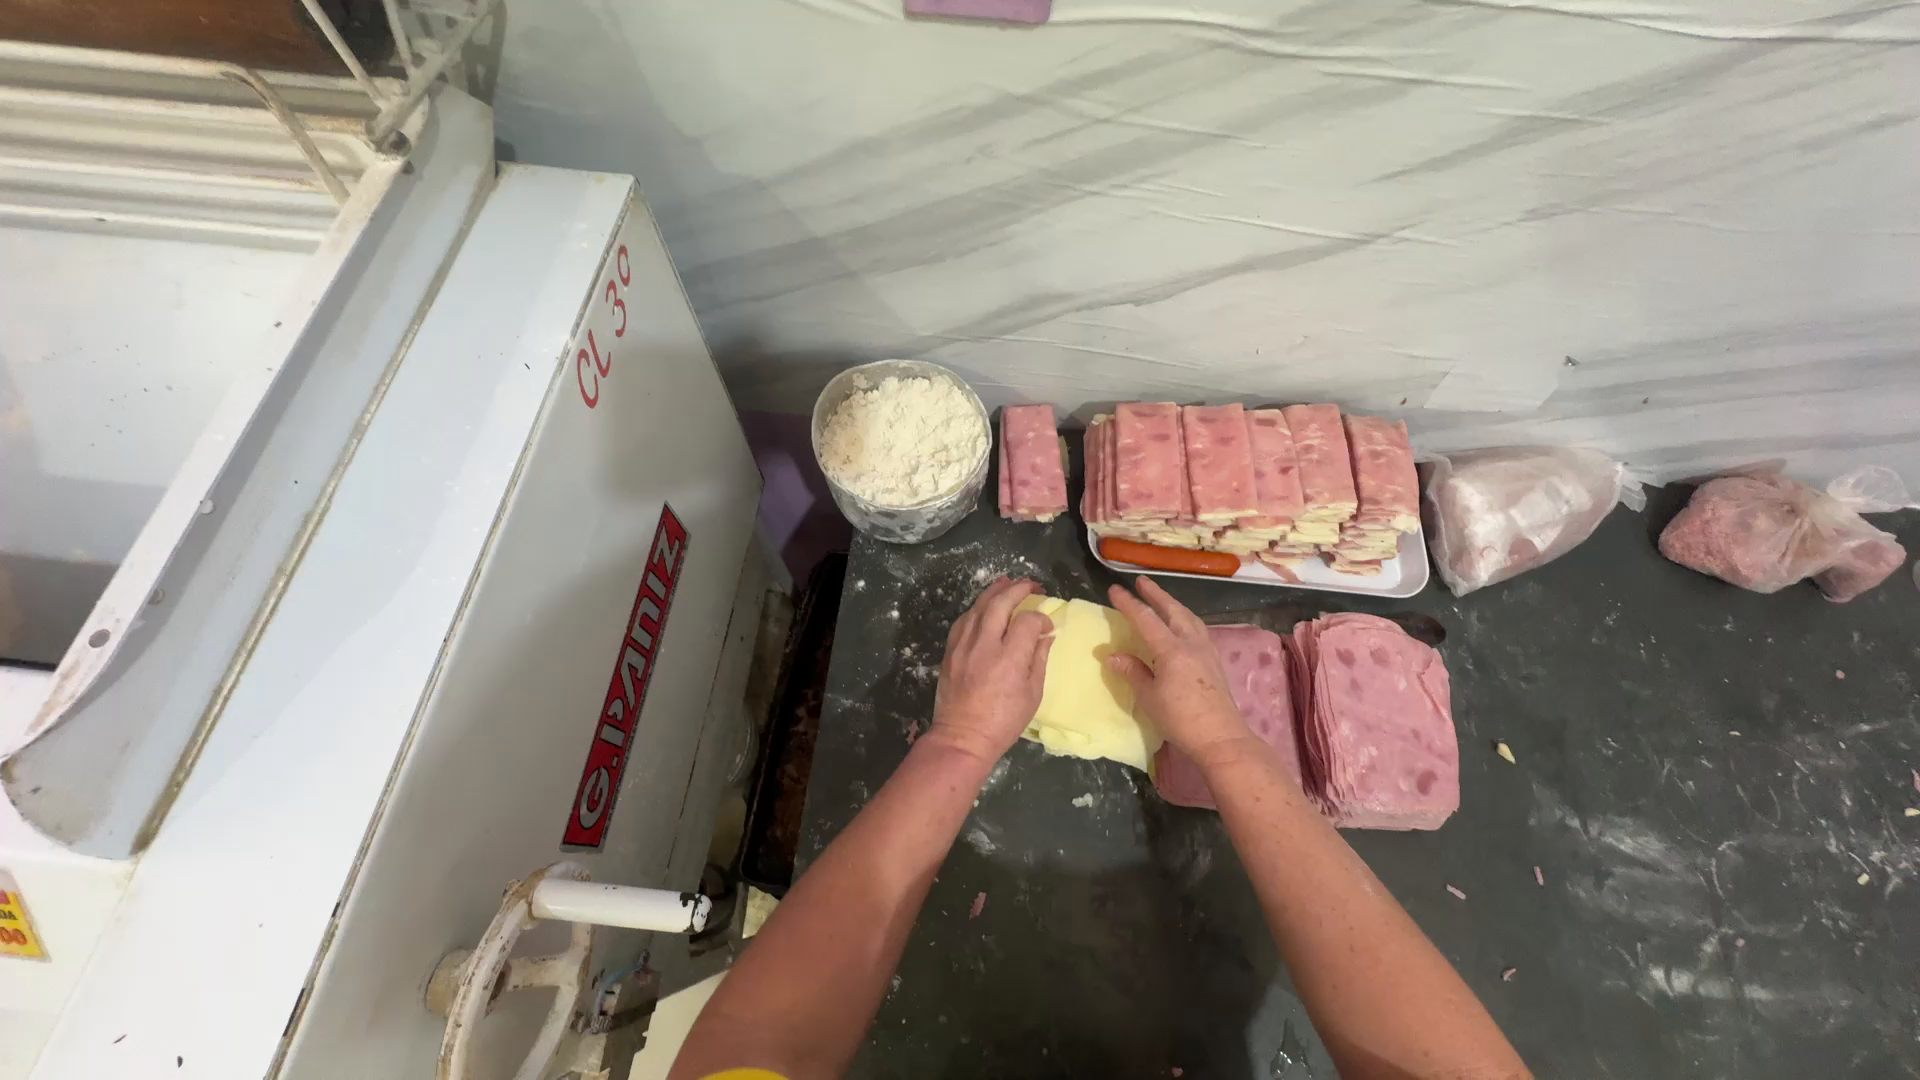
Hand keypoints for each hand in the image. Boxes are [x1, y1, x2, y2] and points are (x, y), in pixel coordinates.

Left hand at [927, 577, 1053, 763]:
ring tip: (1006, 582)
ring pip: (978, 607)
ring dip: (994, 592)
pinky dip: (976, 609)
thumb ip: (1039, 660)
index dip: (1041, 618)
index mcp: (1010, 658)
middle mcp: (985, 645)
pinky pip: (964, 620)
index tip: (1047, 627)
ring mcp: (963, 646)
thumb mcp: (1032, 694)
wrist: (963, 737)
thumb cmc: (1003, 722)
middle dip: (1017, 589)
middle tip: (1029, 584)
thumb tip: (1045, 636)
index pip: (1028, 621)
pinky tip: (985, 607)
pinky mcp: (950, 651)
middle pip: (1000, 603)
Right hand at [1105, 576, 1254, 764]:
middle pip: (1172, 610)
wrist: (1220, 737)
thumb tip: (1113, 656)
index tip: (1114, 589)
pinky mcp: (1214, 661)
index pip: (1146, 619)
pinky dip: (1185, 619)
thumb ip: (1133, 672)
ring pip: (1189, 618)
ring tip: (1163, 599)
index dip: (1129, 604)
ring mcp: (1206, 651)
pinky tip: (1183, 625)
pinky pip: (1198, 629)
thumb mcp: (1149, 697)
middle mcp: (1191, 643)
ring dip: (1173, 604)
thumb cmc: (1180, 719)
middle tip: (1142, 581)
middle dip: (1156, 594)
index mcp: (1171, 649)